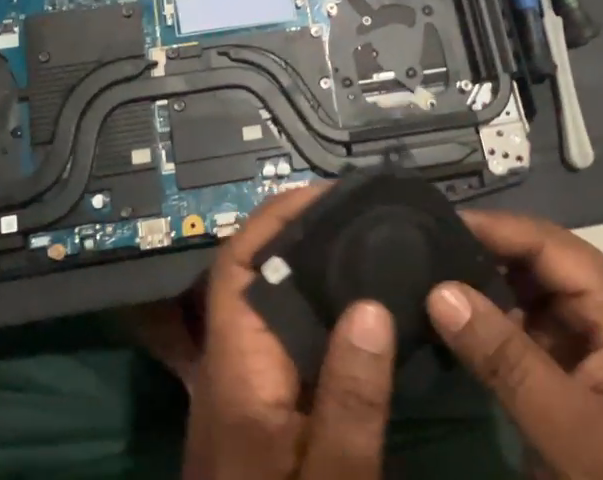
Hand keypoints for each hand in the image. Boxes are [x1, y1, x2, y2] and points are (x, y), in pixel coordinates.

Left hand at [181, 186, 400, 479]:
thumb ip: (350, 401)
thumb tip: (368, 304)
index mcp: (237, 371)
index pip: (239, 268)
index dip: (274, 219)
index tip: (327, 194)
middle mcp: (230, 367)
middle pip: (253, 278)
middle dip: (301, 237)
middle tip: (367, 219)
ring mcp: (243, 389)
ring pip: (270, 309)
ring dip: (311, 271)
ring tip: (373, 250)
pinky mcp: (260, 410)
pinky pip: (285, 342)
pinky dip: (318, 314)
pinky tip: (363, 317)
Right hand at [426, 211, 602, 479]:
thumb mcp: (576, 430)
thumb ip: (507, 361)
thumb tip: (439, 290)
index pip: (551, 244)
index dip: (492, 228)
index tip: (429, 222)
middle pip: (537, 267)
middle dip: (479, 257)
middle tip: (411, 252)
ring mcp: (596, 348)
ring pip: (528, 300)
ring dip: (479, 293)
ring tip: (415, 281)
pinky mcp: (579, 379)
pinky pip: (528, 338)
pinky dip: (489, 332)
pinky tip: (445, 328)